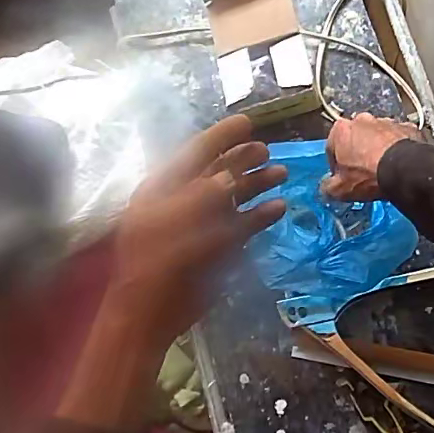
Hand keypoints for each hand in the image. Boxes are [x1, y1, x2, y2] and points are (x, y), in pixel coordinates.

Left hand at [59, 116, 286, 430]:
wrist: (152, 310)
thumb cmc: (157, 260)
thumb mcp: (178, 220)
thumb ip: (205, 194)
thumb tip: (230, 175)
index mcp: (163, 188)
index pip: (194, 153)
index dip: (220, 136)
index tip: (247, 122)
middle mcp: (182, 201)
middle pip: (217, 173)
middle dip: (242, 159)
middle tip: (268, 149)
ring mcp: (200, 225)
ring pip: (232, 198)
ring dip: (256, 185)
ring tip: (281, 173)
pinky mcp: (214, 249)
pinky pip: (240, 227)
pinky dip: (258, 217)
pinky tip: (279, 207)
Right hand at [320, 114, 425, 201]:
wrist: (404, 170)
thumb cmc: (368, 175)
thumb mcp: (340, 189)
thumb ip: (328, 187)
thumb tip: (327, 188)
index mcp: (341, 129)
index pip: (332, 148)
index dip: (336, 166)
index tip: (342, 177)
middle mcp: (362, 120)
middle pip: (355, 139)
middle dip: (357, 153)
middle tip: (362, 173)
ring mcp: (386, 122)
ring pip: (377, 137)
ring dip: (378, 149)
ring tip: (382, 170)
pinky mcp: (407, 127)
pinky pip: (398, 139)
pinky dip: (397, 149)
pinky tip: (398, 165)